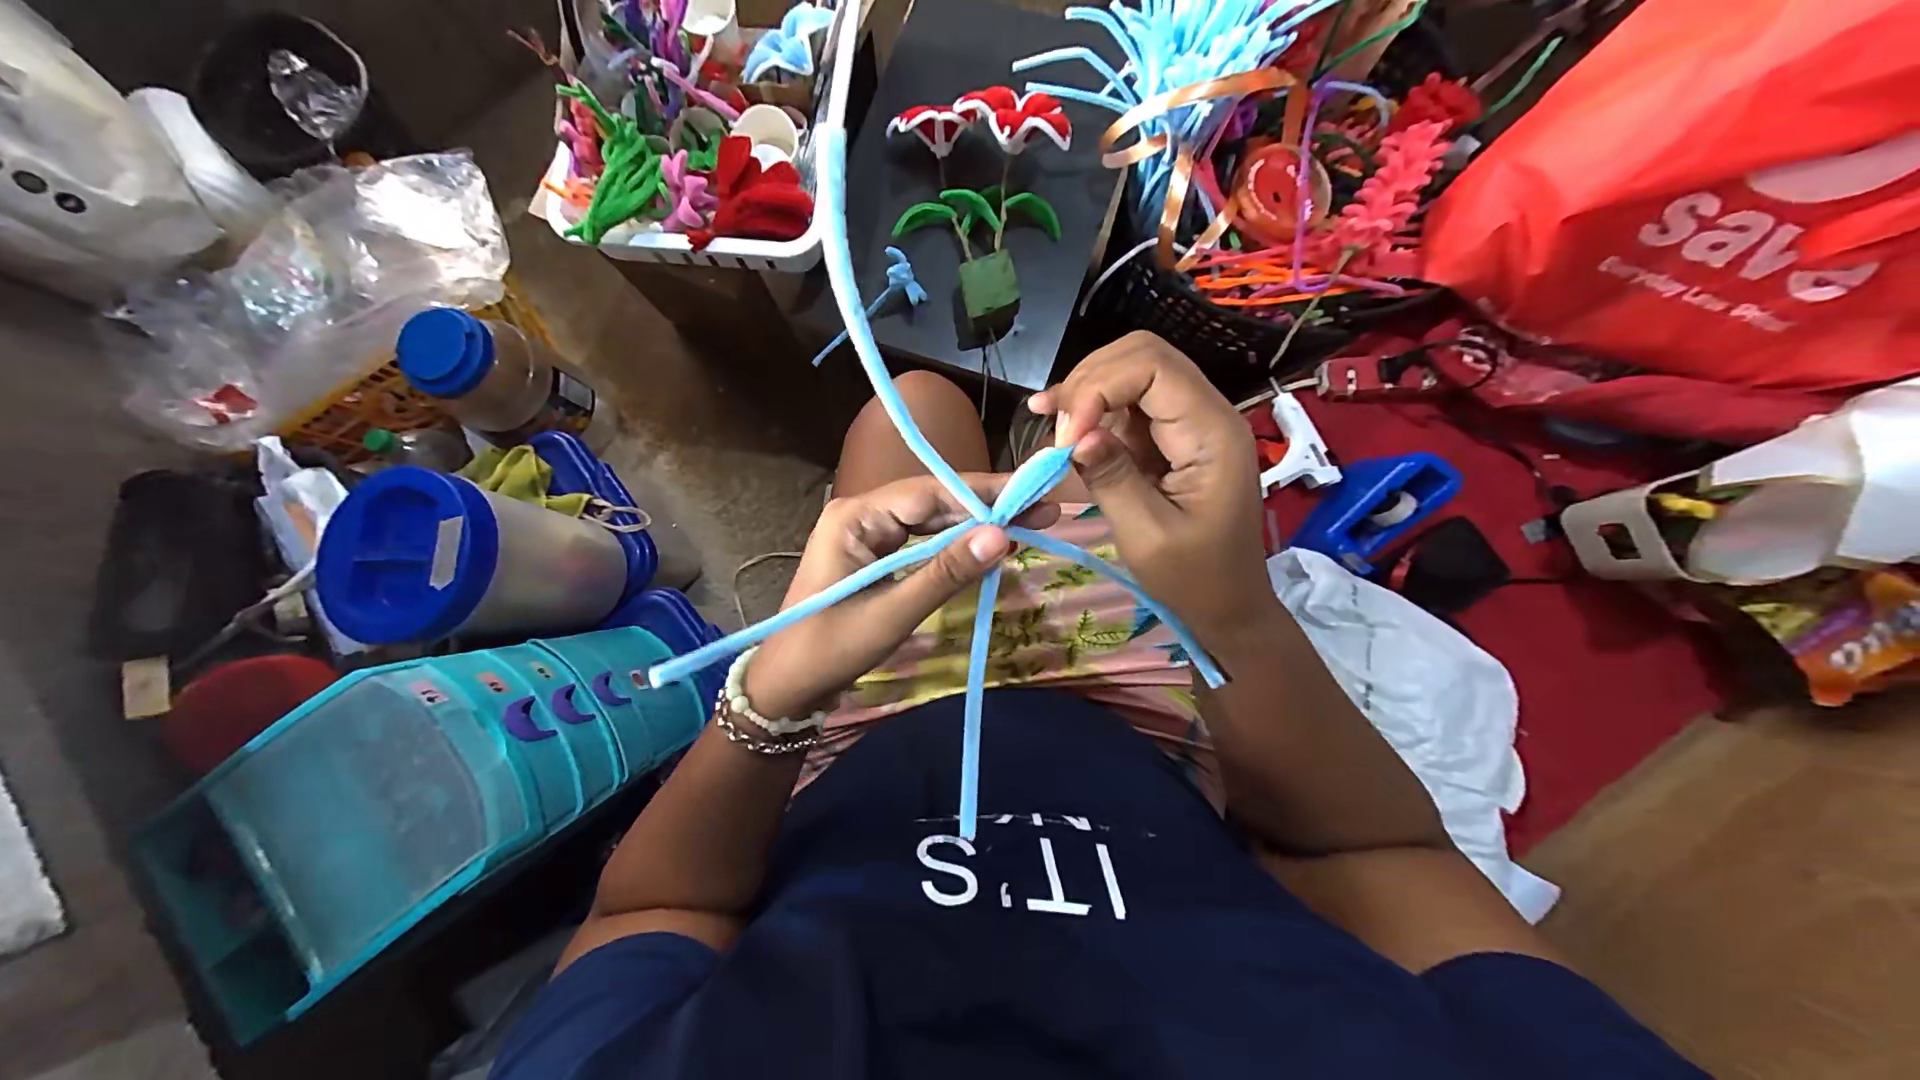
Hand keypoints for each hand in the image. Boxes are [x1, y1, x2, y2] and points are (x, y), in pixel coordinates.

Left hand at [745, 473, 1060, 718]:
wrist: (787, 685)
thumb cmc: (831, 649)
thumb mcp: (893, 612)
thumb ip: (946, 572)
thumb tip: (1002, 535)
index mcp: (855, 516)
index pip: (929, 492)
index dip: (984, 493)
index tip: (1032, 495)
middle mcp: (861, 513)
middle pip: (933, 500)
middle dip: (987, 506)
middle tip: (1043, 509)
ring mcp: (867, 533)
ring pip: (931, 519)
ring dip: (975, 523)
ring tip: (1028, 523)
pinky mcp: (875, 554)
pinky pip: (921, 540)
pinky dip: (955, 544)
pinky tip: (987, 544)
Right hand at [1029, 332, 1274, 643]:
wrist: (1228, 604)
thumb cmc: (1195, 579)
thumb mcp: (1147, 537)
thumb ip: (1112, 480)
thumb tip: (1076, 437)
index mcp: (1211, 433)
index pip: (1154, 367)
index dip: (1099, 388)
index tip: (1066, 439)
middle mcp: (1205, 413)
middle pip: (1143, 355)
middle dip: (1091, 381)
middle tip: (1056, 428)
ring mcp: (1189, 422)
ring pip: (1132, 372)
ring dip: (1087, 392)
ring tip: (1052, 425)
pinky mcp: (1171, 437)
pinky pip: (1128, 404)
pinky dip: (1093, 410)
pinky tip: (1063, 427)